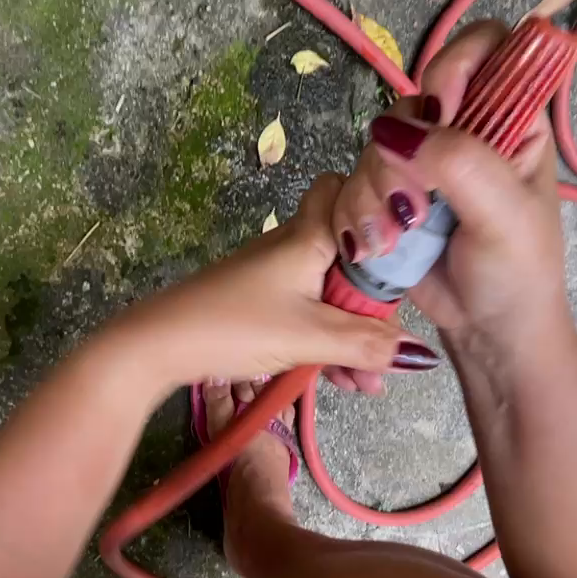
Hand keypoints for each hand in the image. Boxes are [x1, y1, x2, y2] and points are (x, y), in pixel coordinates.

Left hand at [112, 174, 439, 390]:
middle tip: (389, 350)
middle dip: (376, 304)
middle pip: (351, 255)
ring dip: (353, 334)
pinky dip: (327, 341)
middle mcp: (295, 245)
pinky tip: (342, 381)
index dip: (384, 214)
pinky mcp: (261, 301)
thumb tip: (418, 354)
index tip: (409, 259)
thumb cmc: (235, 327)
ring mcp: (276, 274)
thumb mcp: (308, 338)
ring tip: (367, 385)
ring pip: (331, 292)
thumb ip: (365, 344)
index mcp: (311, 236)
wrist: (158, 345)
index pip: (354, 192)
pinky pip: (309, 313)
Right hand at [321, 22, 571, 392]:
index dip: (454, 68)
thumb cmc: (515, 272)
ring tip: (393, 240)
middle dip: (399, 157)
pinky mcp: (388, 200)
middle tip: (413, 208)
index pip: (483, 48)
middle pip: (409, 104)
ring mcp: (420, 167)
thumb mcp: (504, 215)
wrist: (486, 330)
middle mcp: (462, 133)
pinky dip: (354, 215)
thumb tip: (396, 130)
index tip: (441, 115)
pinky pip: (352, 185)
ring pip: (373, 148)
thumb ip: (460, 163)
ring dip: (372, 195)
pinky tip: (374, 248)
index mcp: (511, 120)